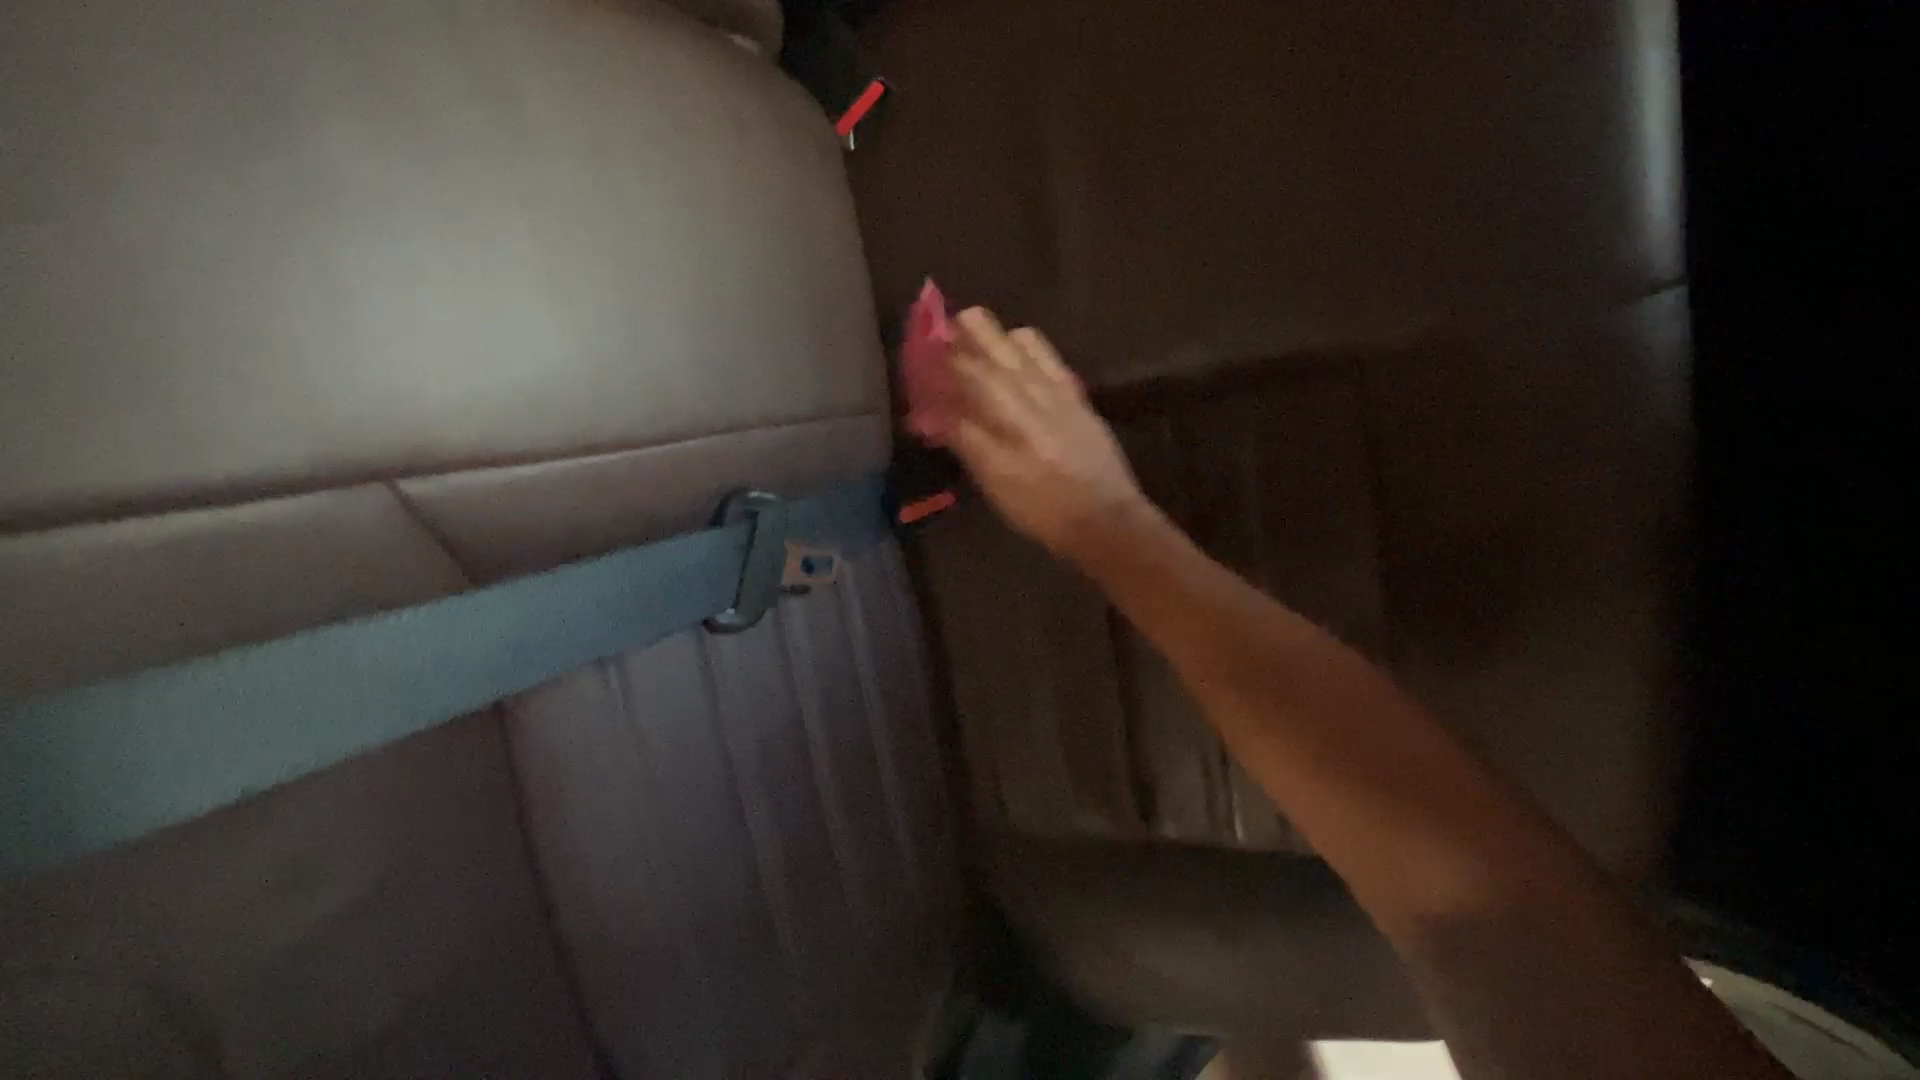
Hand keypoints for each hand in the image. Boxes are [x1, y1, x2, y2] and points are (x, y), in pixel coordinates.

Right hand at [944, 307, 1151, 562]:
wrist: (1106, 519)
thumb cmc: (1043, 506)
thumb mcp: (995, 480)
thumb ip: (963, 439)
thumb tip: (927, 414)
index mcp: (1010, 407)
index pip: (967, 366)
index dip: (940, 354)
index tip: (919, 348)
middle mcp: (1034, 386)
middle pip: (995, 339)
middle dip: (967, 332)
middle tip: (944, 335)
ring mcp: (1060, 388)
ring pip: (1023, 341)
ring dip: (996, 337)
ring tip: (976, 345)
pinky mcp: (1077, 398)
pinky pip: (1049, 359)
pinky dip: (1026, 350)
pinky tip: (1018, 362)